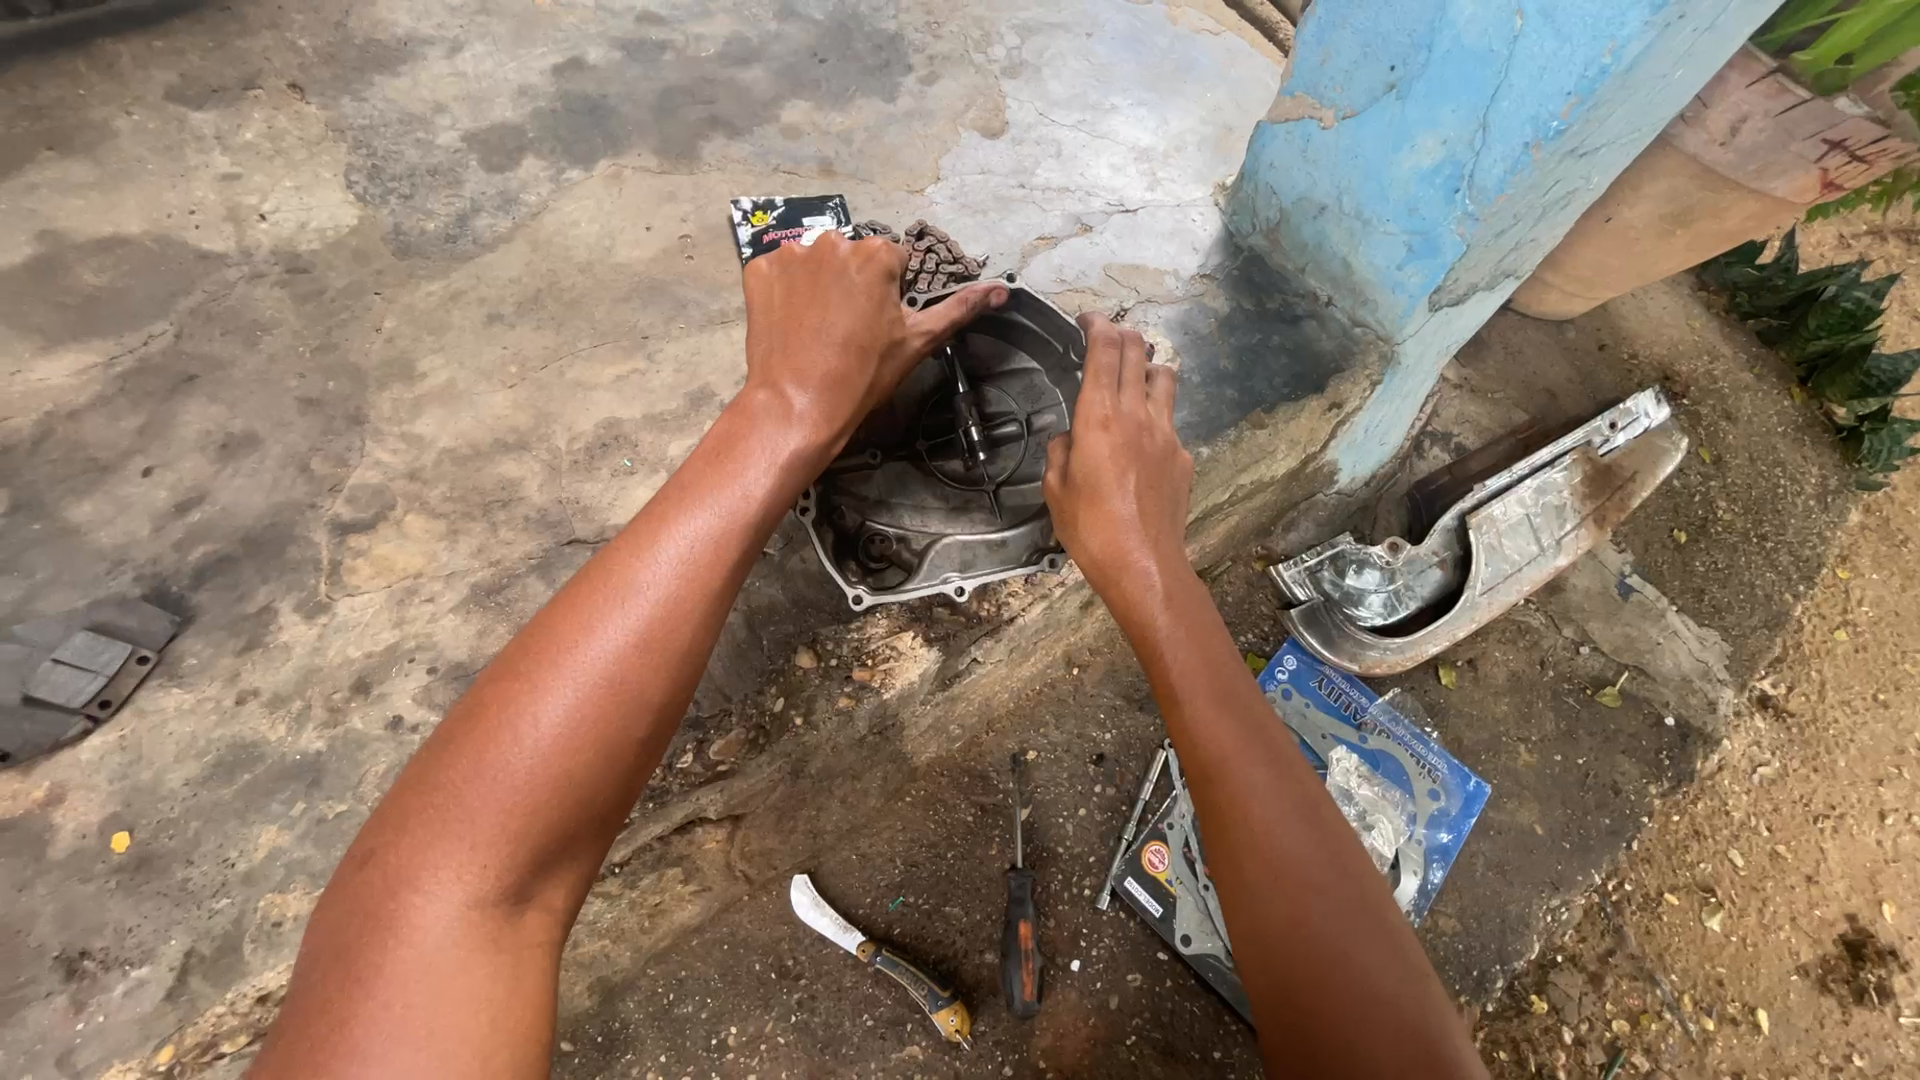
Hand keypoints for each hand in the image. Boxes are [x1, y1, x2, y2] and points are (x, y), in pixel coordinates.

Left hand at [739, 231, 1006, 457]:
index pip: (894, 260)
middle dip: (854, 284)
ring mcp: (791, 255)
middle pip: (853, 258)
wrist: (800, 404)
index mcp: (877, 254)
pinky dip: (787, 292)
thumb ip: (959, 308)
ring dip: (820, 285)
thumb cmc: (864, 375)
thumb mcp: (918, 342)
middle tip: (850, 330)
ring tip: (820, 329)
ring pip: (816, 263)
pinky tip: (794, 324)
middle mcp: (833, 241)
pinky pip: (780, 273)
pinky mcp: (759, 271)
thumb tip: (1002, 290)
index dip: (891, 292)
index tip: (880, 323)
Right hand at [1043, 314, 1193, 607]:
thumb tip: (1070, 438)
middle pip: (1137, 352)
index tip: (1087, 321)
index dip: (1097, 326)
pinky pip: (1170, 421)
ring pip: (1164, 376)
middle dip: (1122, 335)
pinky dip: (1156, 416)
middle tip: (1107, 337)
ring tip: (1134, 380)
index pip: (1104, 351)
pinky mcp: (1183, 455)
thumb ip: (1060, 451)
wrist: (1142, 562)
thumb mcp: (1055, 488)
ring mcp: (1166, 432)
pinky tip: (1143, 444)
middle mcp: (1136, 414)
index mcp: (1098, 417)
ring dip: (1147, 367)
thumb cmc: (1089, 528)